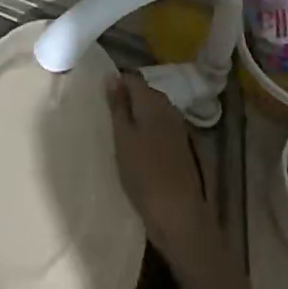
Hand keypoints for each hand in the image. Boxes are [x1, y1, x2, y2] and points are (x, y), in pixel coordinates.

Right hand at [106, 74, 215, 267]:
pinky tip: (143, 148)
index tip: (102, 99)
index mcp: (152, 100)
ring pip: (155, 110)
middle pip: (146, 92)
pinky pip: (164, 127)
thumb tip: (112, 75)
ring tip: (123, 133)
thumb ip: (117, 105)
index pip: (132, 78)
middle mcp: (169, 106)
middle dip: (129, 100)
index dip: (116, 84)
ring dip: (141, 116)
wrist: (178, 213)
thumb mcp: (122, 137)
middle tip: (109, 118)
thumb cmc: (143, 172)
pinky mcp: (185, 145)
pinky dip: (152, 131)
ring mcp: (180, 126)